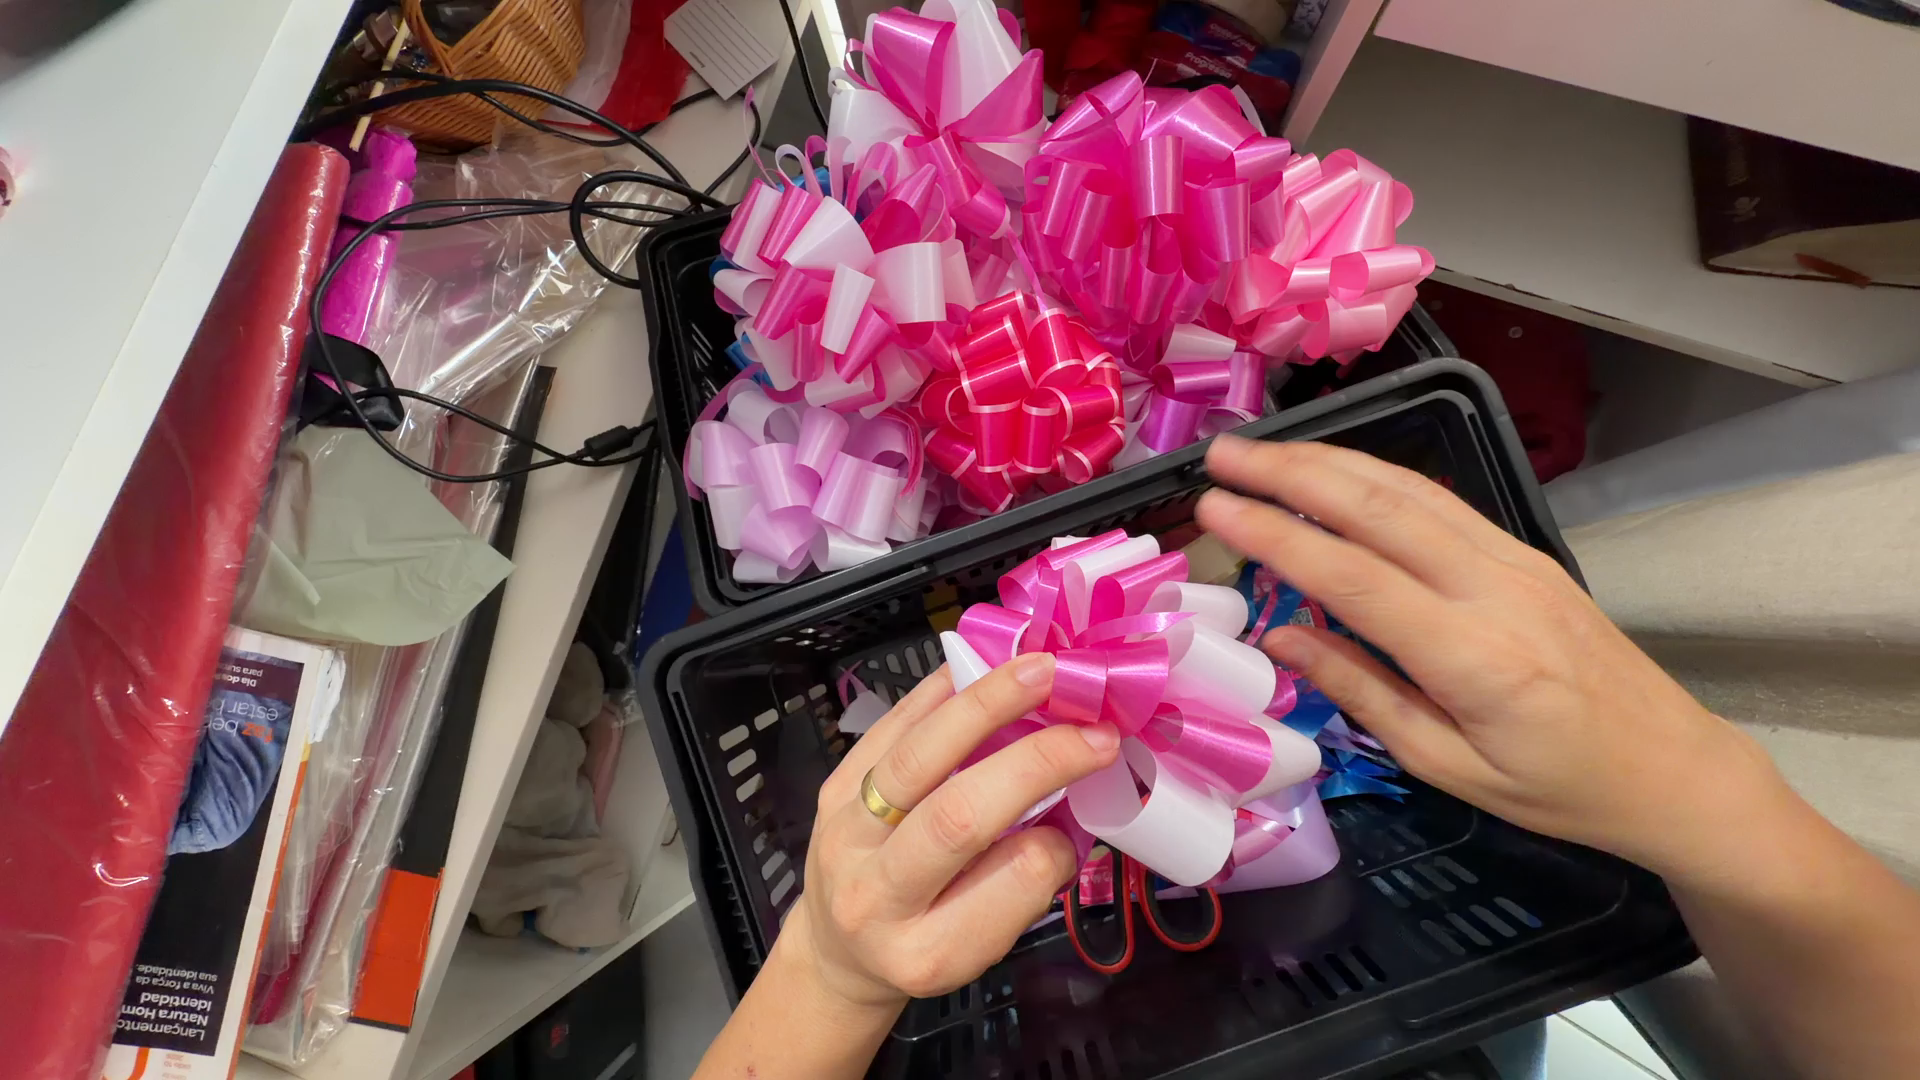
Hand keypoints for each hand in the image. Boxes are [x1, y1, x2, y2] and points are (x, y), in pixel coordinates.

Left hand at [776, 653, 1120, 1009]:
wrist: (838, 947)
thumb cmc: (924, 943)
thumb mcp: (980, 944)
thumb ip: (1023, 879)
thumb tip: (1068, 797)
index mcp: (928, 953)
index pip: (1007, 884)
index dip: (1058, 837)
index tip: (1087, 799)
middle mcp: (876, 896)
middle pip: (957, 817)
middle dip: (1033, 759)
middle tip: (1090, 720)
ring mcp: (843, 835)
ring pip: (916, 759)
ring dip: (984, 705)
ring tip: (1039, 671)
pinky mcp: (832, 788)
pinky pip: (890, 726)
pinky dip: (941, 691)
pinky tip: (981, 666)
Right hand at [1195, 434, 1781, 876]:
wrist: (1680, 771)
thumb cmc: (1557, 787)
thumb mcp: (1446, 764)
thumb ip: (1359, 691)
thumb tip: (1279, 636)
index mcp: (1473, 657)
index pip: (1355, 578)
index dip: (1278, 536)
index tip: (1215, 507)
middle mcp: (1495, 588)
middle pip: (1379, 509)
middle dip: (1291, 473)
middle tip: (1223, 454)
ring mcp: (1514, 558)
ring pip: (1407, 488)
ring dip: (1325, 460)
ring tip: (1259, 449)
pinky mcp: (1522, 549)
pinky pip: (1434, 498)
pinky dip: (1370, 472)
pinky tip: (1329, 466)